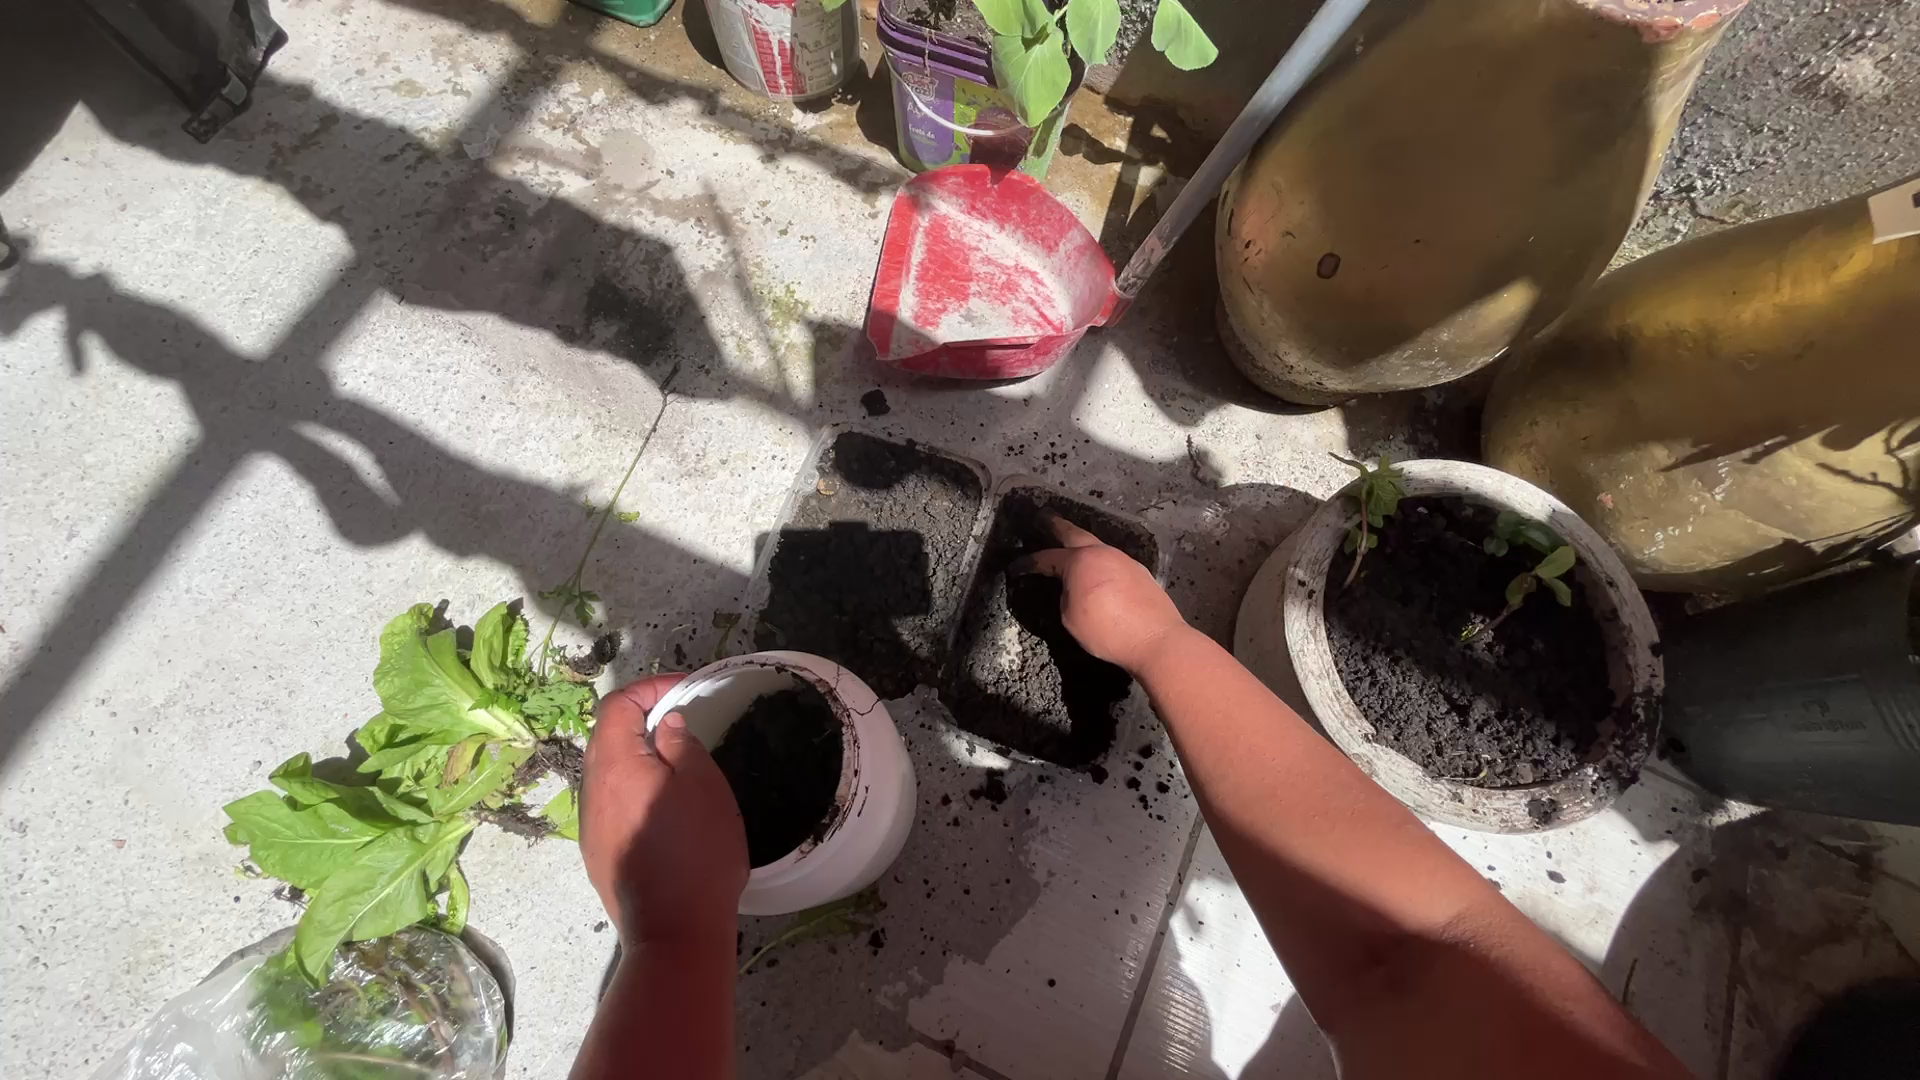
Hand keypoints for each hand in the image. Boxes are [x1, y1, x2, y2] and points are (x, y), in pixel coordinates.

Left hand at [581, 675, 748, 947]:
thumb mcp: (702, 784)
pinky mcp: (601, 851)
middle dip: (644, 717)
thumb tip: (666, 723)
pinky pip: (614, 798)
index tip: (686, 690)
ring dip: (641, 750)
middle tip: (686, 717)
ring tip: (680, 756)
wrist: (675, 930)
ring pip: (609, 769)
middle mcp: (592, 792)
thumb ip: (681, 744)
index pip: (616, 706)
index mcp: (613, 766)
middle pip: (607, 735)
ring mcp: (592, 826)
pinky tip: (667, 799)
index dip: (650, 688)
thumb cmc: (696, 848)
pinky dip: (637, 781)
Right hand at [1013, 515, 1190, 673]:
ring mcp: (1124, 561)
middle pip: (1075, 534)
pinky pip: (1112, 561)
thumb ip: (1065, 597)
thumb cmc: (1107, 630)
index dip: (1029, 562)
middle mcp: (1103, 553)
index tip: (1016, 567)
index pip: (1047, 558)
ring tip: (1071, 549)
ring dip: (1081, 545)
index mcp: (1080, 562)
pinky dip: (1099, 562)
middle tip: (1045, 519)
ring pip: (1097, 547)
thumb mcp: (1070, 618)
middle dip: (1057, 526)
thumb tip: (1072, 589)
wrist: (1156, 639)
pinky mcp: (1139, 573)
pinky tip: (1097, 571)